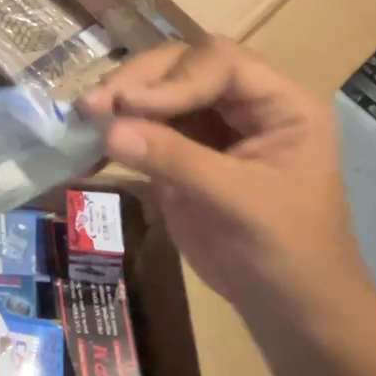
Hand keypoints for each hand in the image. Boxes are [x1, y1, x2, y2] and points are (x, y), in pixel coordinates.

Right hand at [78, 40, 368, 320]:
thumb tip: (108, 130)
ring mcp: (209, 126)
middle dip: (138, 82)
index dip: (173, 78)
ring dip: (119, 101)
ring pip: (155, 91)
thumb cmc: (290, 254)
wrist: (292, 313)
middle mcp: (244, 104)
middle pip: (181, 66)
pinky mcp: (179, 151)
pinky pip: (142, 126)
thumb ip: (176, 160)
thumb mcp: (241, 203)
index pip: (218, 62)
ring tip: (83, 116)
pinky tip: (88, 138)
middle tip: (93, 104)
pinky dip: (114, 130)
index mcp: (280, 104)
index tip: (130, 105)